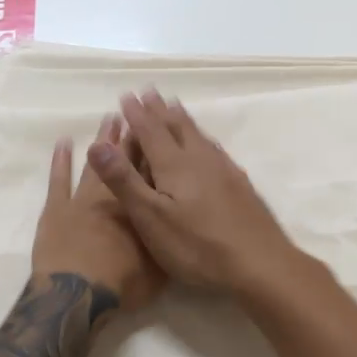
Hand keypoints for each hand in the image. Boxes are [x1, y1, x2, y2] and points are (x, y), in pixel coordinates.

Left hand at [31, 117, 165, 313]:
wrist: (78, 295)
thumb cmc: (123, 286)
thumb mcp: (159, 269)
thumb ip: (167, 243)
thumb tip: (176, 226)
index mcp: (142, 210)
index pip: (153, 174)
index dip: (157, 151)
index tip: (160, 127)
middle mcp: (114, 197)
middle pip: (125, 161)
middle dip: (133, 137)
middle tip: (136, 113)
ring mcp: (81, 201)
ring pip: (95, 164)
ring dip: (102, 141)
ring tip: (109, 119)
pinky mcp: (55, 210)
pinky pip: (58, 180)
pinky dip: (61, 161)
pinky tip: (64, 143)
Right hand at [87, 91, 307, 294]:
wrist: (258, 264)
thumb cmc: (196, 245)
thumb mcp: (149, 217)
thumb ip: (124, 181)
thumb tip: (97, 144)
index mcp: (175, 166)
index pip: (151, 132)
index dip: (136, 115)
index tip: (126, 96)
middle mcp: (200, 160)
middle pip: (177, 127)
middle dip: (160, 110)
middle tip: (150, 92)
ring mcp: (224, 172)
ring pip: (199, 136)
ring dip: (183, 120)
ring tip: (175, 108)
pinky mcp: (239, 186)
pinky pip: (215, 150)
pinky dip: (202, 139)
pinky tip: (208, 147)